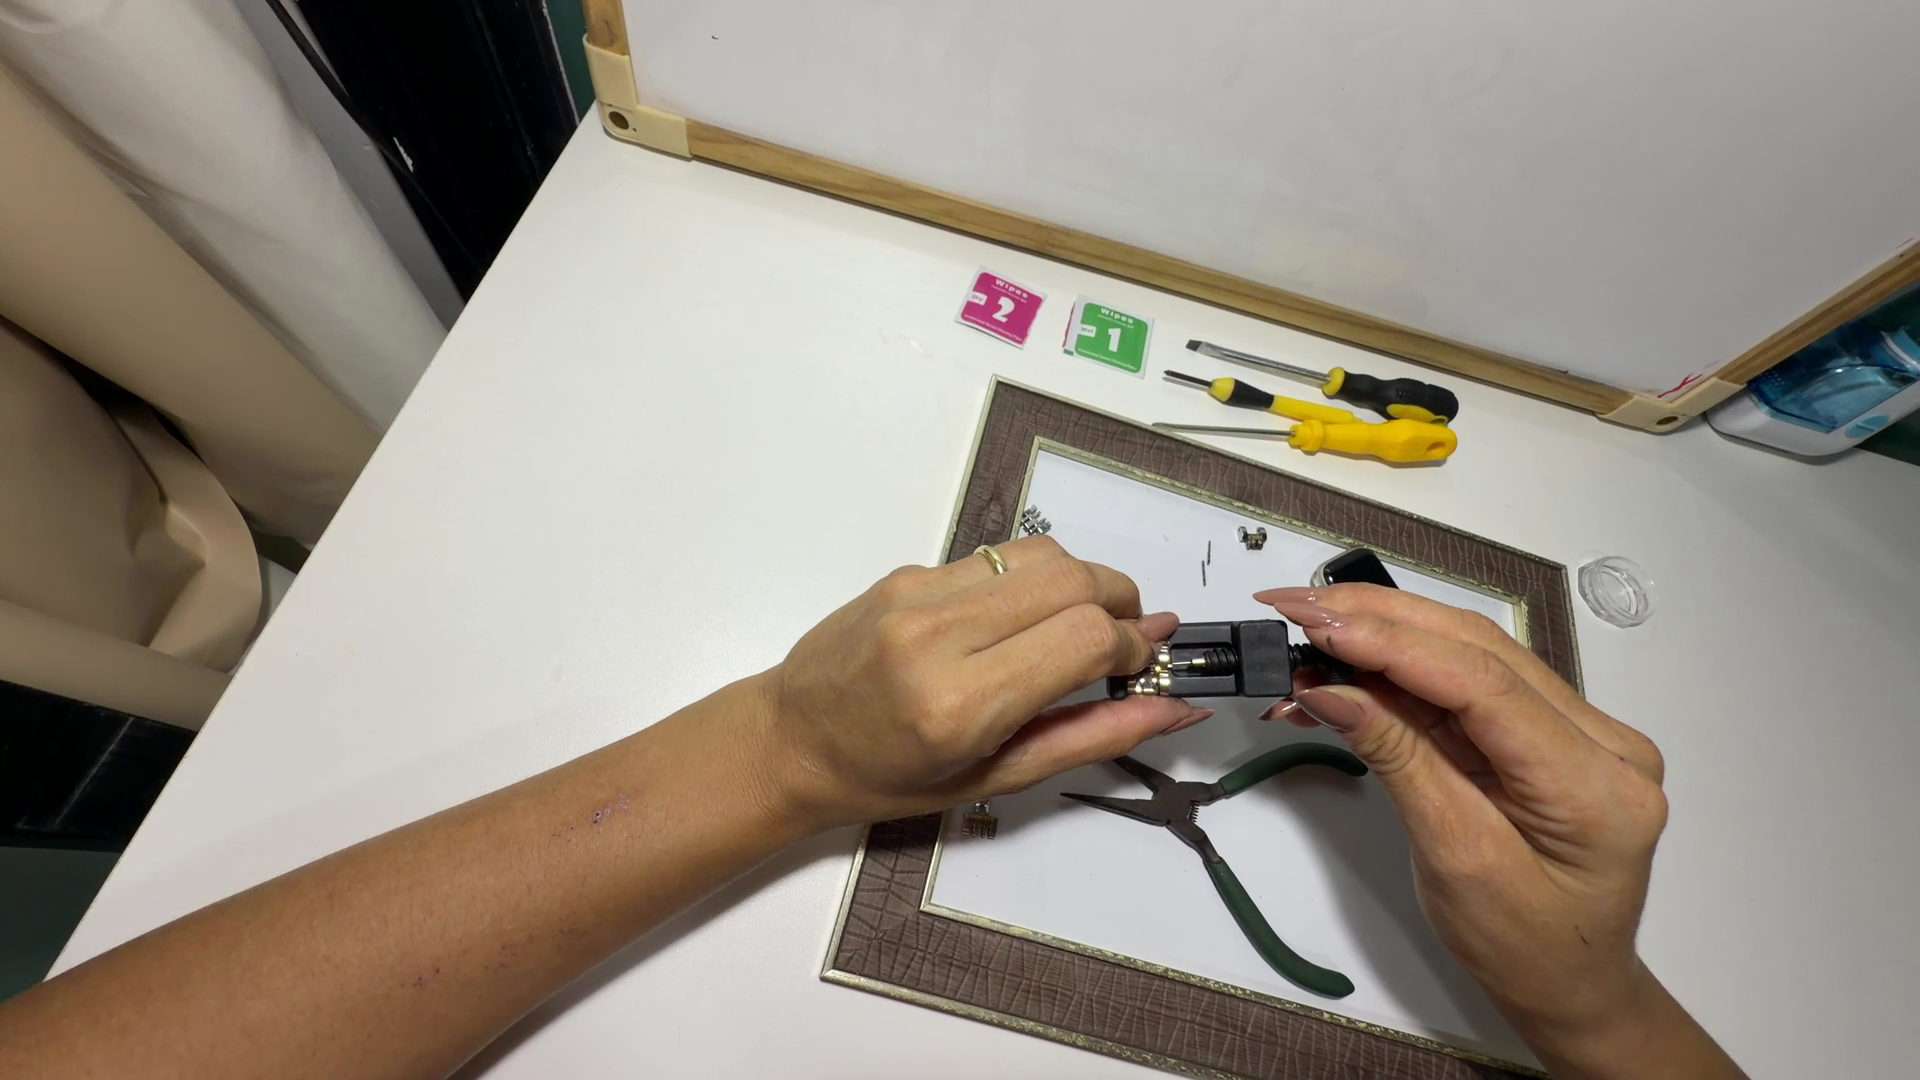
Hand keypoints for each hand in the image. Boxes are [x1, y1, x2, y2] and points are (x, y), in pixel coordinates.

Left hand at [755, 536, 1209, 829]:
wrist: (793, 737)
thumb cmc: (887, 779)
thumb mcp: (996, 778)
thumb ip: (1092, 736)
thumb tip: (1173, 706)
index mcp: (961, 704)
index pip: (1085, 639)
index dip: (1134, 647)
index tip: (1140, 665)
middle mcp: (938, 634)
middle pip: (1073, 579)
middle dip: (1121, 601)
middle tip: (1124, 640)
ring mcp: (918, 592)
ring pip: (1042, 553)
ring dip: (1082, 583)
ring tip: (1078, 626)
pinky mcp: (908, 571)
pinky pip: (999, 555)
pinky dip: (1034, 578)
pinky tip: (1024, 617)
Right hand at [1255, 585, 1736, 1077]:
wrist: (1565, 978)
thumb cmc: (1522, 941)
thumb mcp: (1451, 853)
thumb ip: (1395, 757)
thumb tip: (1327, 689)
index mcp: (1596, 781)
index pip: (1482, 682)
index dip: (1391, 644)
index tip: (1315, 625)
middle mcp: (1595, 736)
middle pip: (1472, 644)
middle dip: (1373, 616)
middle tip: (1292, 606)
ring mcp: (1567, 724)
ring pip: (1458, 646)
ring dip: (1373, 630)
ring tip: (1301, 628)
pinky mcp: (1529, 723)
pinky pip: (1449, 675)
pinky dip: (1383, 666)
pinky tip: (1334, 669)